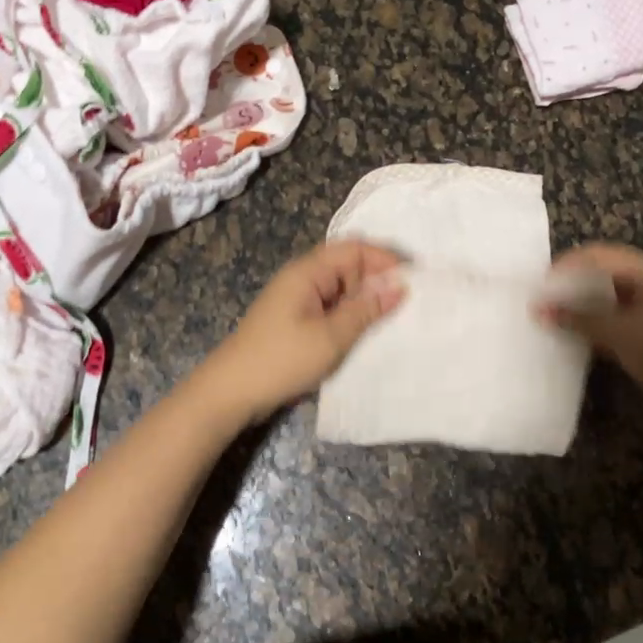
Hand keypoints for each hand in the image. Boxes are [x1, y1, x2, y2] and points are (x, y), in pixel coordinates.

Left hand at [181, 241, 405, 429]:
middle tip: (408, 304)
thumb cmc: (280, 360)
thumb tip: (399, 286)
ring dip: (366, 302)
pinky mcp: (296, 323)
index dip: (385, 259)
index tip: (413, 281)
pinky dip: (351, 318)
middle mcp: (303, 279)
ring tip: (394, 321)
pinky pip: (332, 310)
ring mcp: (298, 301)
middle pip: (349, 266)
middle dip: (378, 281)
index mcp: (308, 272)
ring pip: (342, 290)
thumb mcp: (331, 337)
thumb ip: (366, 310)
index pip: (354, 248)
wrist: (229, 394)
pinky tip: (367, 335)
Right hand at [538, 243, 642, 435]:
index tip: (537, 286)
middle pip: (602, 272)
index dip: (566, 267)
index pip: (598, 256)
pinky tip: (572, 334)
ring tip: (550, 316)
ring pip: (607, 296)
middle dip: (570, 284)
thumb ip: (578, 319)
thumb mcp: (620, 333)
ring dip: (580, 305)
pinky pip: (614, 317)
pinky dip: (593, 323)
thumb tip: (538, 309)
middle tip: (540, 300)